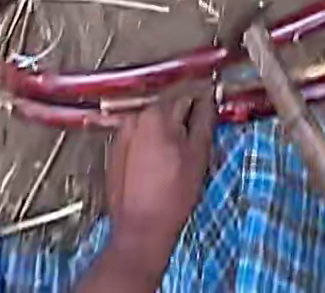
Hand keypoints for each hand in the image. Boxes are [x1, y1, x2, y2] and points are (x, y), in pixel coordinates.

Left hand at [104, 85, 215, 266]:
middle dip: (182, 118)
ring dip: (166, 130)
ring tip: (176, 157)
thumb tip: (208, 99)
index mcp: (156, 113)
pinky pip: (139, 136)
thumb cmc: (173, 195)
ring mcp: (122, 132)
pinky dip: (150, 142)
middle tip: (194, 141)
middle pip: (167, 107)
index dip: (200, 101)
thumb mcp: (197, 156)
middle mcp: (135, 116)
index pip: (185, 94)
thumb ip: (204, 121)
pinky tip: (158, 165)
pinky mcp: (115, 150)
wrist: (140, 230)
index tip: (209, 108)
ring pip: (153, 122)